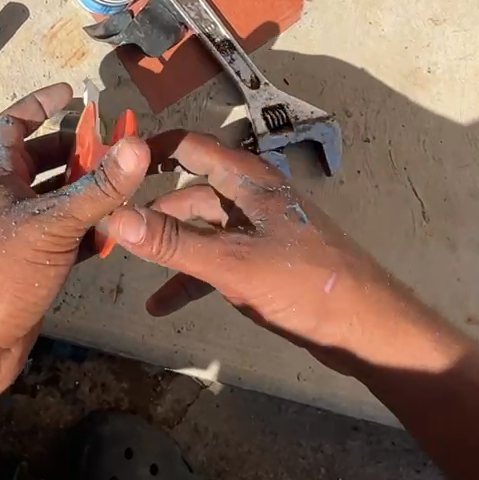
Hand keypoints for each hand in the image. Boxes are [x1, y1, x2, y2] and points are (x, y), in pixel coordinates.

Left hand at [0, 83, 149, 392]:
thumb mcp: (51, 225)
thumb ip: (97, 188)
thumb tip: (137, 143)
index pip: (13, 124)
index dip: (40, 104)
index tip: (73, 94)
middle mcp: (7, 199)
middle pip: (42, 160)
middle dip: (77, 150)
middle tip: (115, 147)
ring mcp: (20, 234)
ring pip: (58, 199)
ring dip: (88, 191)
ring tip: (126, 184)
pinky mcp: (34, 265)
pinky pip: (67, 236)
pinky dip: (90, 230)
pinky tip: (119, 231)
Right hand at [102, 131, 383, 363]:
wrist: (370, 333)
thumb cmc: (305, 283)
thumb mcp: (232, 264)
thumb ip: (172, 242)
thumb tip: (114, 218)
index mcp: (247, 178)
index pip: (188, 146)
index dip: (148, 150)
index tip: (109, 165)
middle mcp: (249, 196)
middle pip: (188, 191)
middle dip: (150, 210)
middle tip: (108, 225)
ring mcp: (255, 229)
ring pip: (198, 229)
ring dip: (167, 248)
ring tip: (128, 265)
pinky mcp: (261, 260)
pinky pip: (214, 260)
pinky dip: (189, 276)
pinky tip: (160, 304)